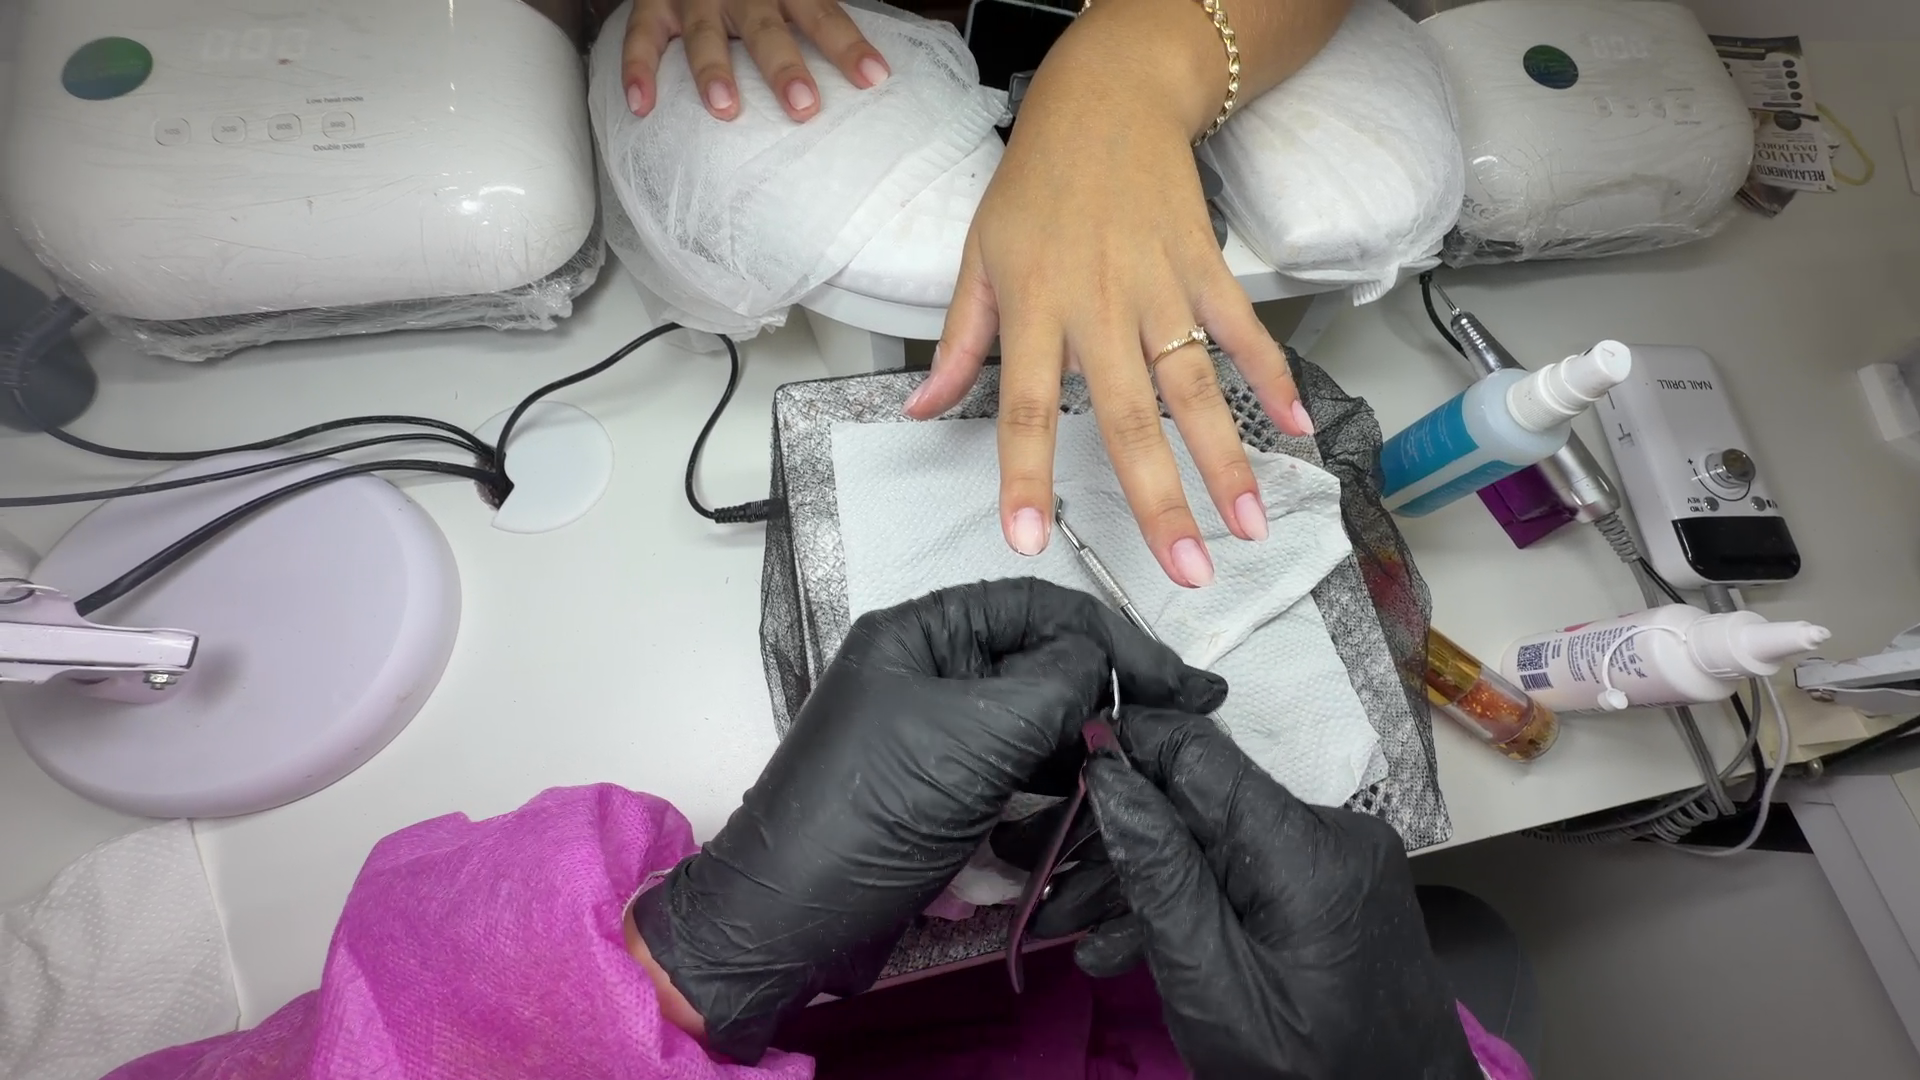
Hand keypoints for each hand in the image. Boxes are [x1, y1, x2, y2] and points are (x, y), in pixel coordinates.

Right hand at [617, 0, 888, 120]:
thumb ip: (821, 17)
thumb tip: (874, 69)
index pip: (823, 15)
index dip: (848, 46)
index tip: (873, 78)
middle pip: (765, 29)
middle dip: (784, 67)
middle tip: (803, 106)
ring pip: (704, 32)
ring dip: (714, 70)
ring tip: (727, 109)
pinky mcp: (654, 2)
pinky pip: (642, 35)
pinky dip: (637, 69)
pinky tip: (642, 106)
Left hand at [633, 579, 1226, 1061]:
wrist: (792, 920)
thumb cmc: (874, 811)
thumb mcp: (974, 737)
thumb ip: (1053, 683)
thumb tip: (1100, 659)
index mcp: (924, 630)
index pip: (1033, 606)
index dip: (1109, 634)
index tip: (1174, 676)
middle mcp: (931, 663)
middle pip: (1035, 653)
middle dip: (1103, 681)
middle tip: (1180, 710)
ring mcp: (938, 721)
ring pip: (1029, 706)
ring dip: (1082, 726)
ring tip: (1143, 747)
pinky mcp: (946, 774)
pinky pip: (1012, 754)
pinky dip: (1053, 767)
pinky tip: (1092, 782)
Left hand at [905, 16, 1312, 588]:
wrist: (1107, 99)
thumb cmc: (1033, 187)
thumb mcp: (977, 260)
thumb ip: (957, 345)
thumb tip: (920, 411)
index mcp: (1034, 312)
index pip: (1026, 410)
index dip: (1026, 477)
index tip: (1029, 541)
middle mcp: (1100, 310)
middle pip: (1130, 417)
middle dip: (1159, 499)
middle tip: (1187, 570)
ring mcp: (1161, 289)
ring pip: (1196, 385)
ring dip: (1227, 458)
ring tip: (1249, 524)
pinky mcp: (1206, 268)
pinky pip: (1243, 328)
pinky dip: (1271, 374)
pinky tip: (1296, 425)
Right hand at [1078, 708, 1478, 1078]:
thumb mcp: (1212, 989)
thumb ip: (1158, 875)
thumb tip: (1105, 772)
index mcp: (1305, 850)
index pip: (1198, 750)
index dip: (1125, 746)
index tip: (1062, 773)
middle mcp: (1327, 831)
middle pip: (1195, 796)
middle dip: (1116, 830)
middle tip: (1044, 867)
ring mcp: (1329, 856)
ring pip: (1209, 833)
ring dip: (1139, 871)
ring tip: (1065, 918)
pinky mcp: (1324, 883)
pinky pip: (1236, 865)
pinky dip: (1185, 892)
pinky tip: (1123, 939)